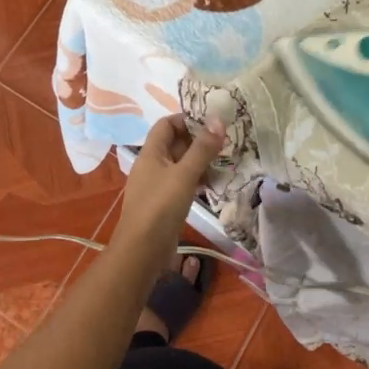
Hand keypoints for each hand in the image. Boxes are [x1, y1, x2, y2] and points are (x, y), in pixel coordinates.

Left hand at [113, 114, 225, 262]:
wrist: (142, 250)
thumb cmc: (160, 206)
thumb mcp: (184, 174)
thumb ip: (202, 148)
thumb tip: (218, 118)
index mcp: (150, 153)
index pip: (167, 124)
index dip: (187, 119)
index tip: (212, 123)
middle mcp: (151, 165)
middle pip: (175, 144)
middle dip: (199, 141)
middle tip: (226, 141)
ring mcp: (157, 186)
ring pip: (180, 165)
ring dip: (200, 162)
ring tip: (226, 161)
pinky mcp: (164, 204)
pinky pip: (182, 184)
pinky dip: (197, 180)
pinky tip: (215, 185)